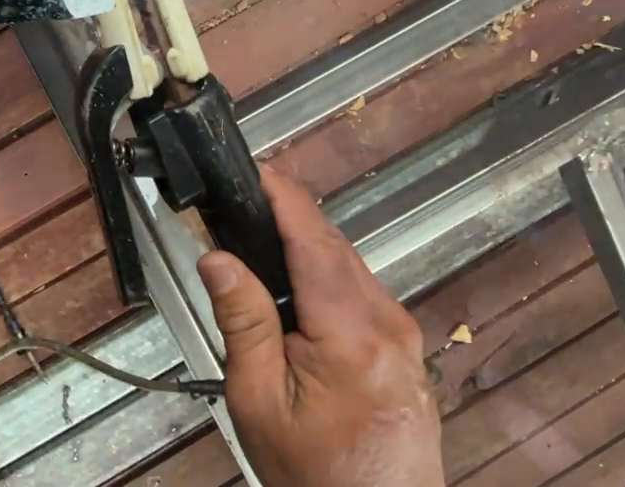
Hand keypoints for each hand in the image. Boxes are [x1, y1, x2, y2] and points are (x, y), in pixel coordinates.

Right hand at [197, 167, 442, 486]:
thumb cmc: (312, 472)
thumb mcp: (258, 399)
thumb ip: (243, 320)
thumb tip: (217, 256)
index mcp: (352, 331)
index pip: (313, 238)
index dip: (283, 195)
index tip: (253, 168)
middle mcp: (389, 324)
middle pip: (332, 244)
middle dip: (288, 216)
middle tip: (239, 205)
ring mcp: (406, 338)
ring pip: (349, 265)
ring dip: (306, 244)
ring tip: (258, 240)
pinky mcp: (407, 351)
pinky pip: (361, 291)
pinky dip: (325, 272)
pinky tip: (295, 285)